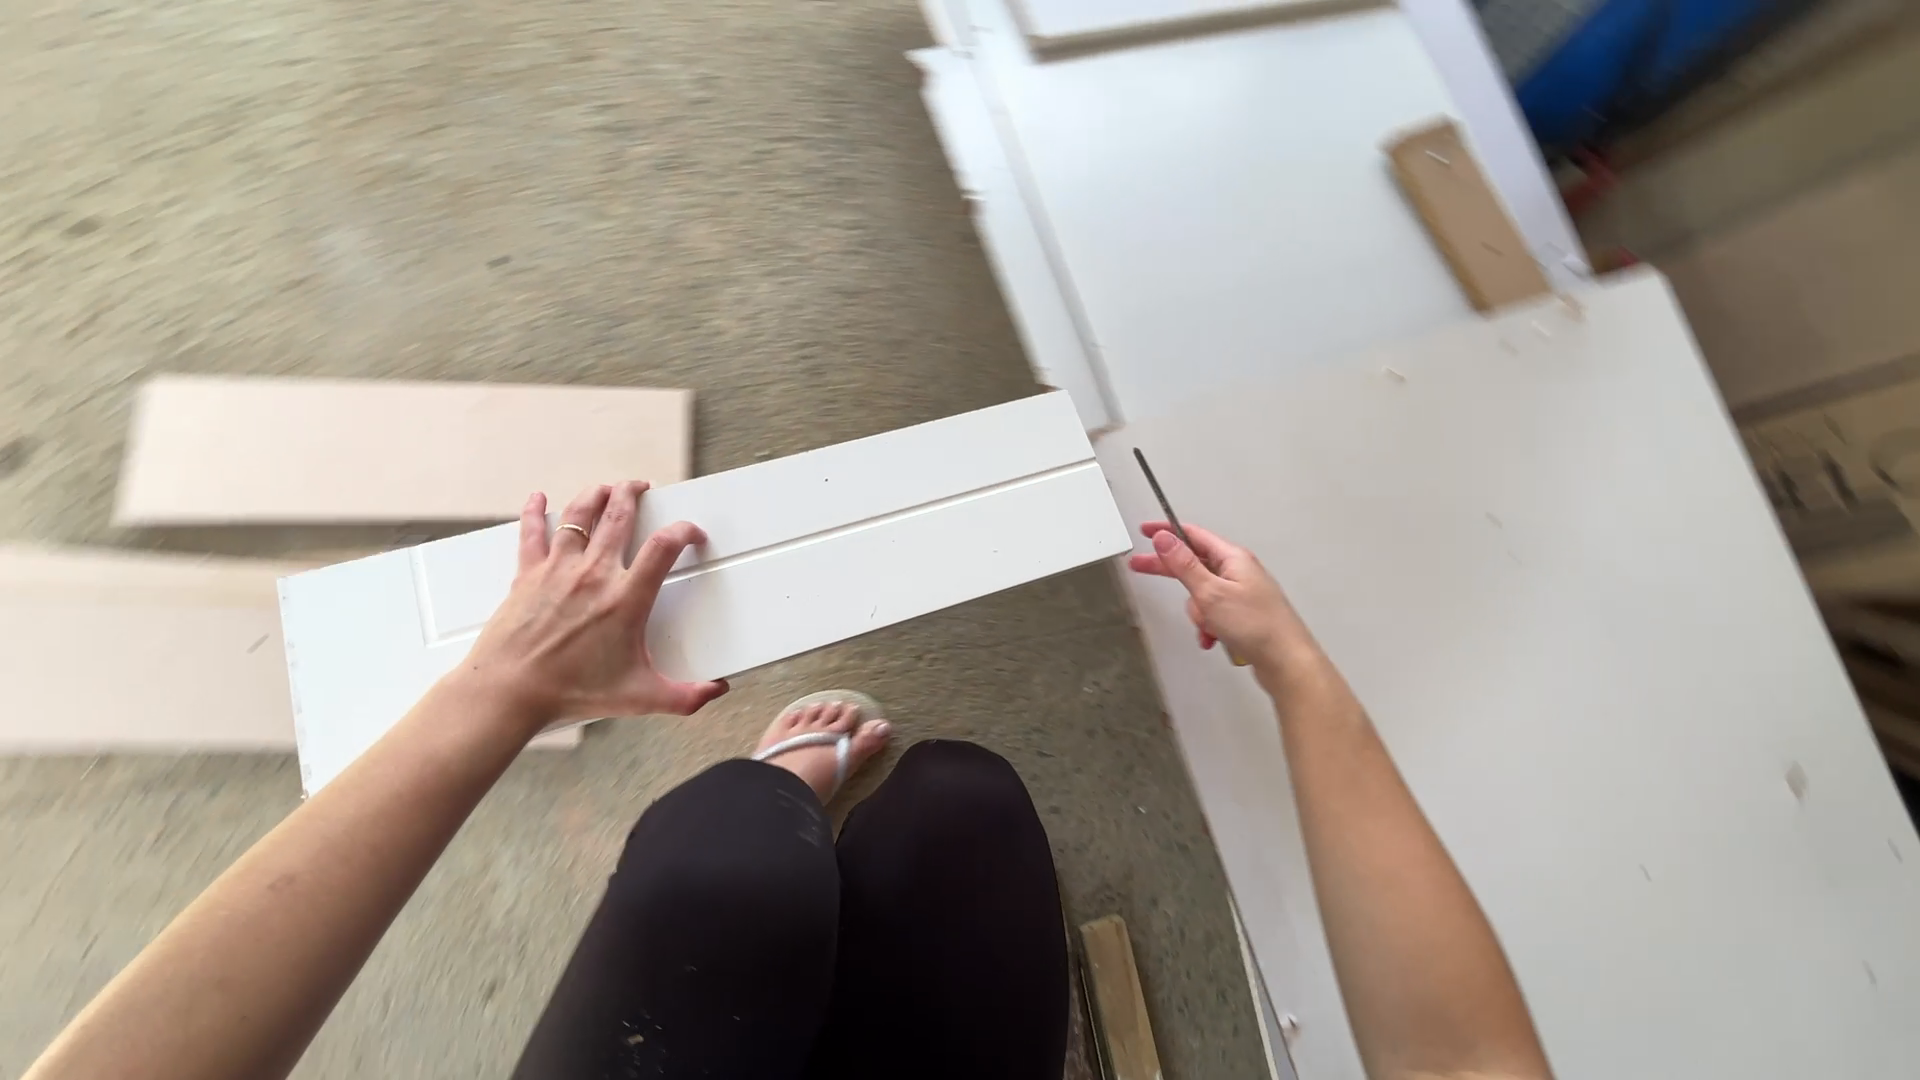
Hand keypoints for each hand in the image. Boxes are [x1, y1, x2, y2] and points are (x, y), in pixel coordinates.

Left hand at [458, 481, 728, 733]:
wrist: (509, 691)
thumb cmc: (572, 692)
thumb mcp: (639, 697)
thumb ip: (685, 696)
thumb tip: (717, 692)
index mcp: (625, 598)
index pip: (664, 547)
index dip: (684, 531)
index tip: (692, 534)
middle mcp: (594, 575)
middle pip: (618, 517)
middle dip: (632, 495)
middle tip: (641, 487)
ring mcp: (558, 570)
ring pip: (579, 517)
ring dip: (595, 496)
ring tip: (606, 488)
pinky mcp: (528, 575)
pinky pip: (532, 533)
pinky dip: (535, 512)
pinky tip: (537, 499)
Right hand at [1126, 521, 1312, 666]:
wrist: (1286, 662)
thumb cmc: (1256, 625)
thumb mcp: (1210, 592)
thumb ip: (1184, 564)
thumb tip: (1164, 538)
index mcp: (1232, 558)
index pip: (1193, 535)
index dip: (1167, 531)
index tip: (1146, 531)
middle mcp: (1237, 571)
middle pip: (1193, 563)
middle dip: (1169, 571)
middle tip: (1140, 566)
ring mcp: (1240, 593)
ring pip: (1201, 595)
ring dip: (1198, 612)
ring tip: (1209, 626)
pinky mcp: (1241, 614)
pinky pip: (1212, 614)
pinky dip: (1208, 626)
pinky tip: (1213, 638)